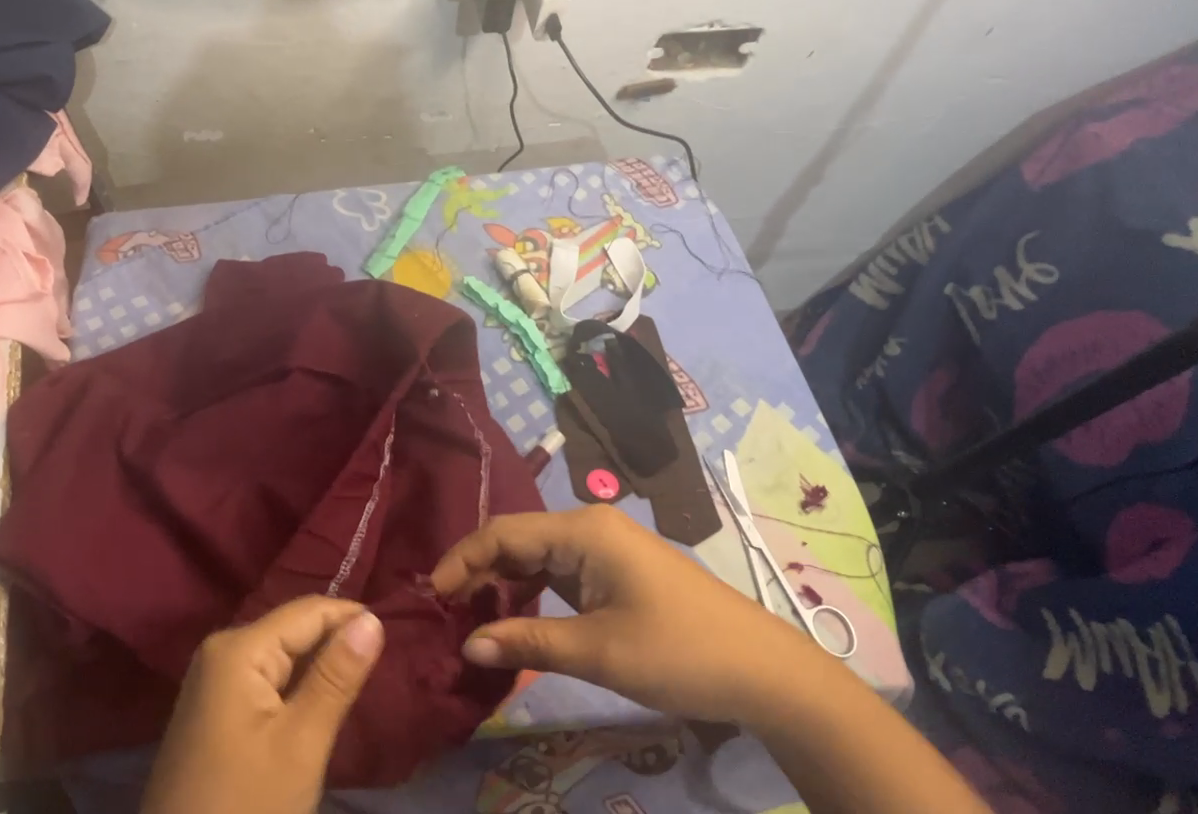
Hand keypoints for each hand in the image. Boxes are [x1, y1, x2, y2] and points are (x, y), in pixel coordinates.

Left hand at [142, 597, 385, 813]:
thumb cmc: (246, 804)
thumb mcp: (300, 744)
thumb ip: (335, 677)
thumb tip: (372, 618)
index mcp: (238, 647)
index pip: (309, 611)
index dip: (355, 618)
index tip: (401, 633)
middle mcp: (221, 649)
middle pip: (293, 629)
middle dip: (338, 640)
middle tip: (390, 660)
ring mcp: (214, 679)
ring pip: (282, 654)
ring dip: (320, 665)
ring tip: (366, 677)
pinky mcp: (215, 707)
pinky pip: (266, 678)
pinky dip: (297, 685)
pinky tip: (324, 700)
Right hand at [430, 505, 828, 724]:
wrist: (766, 671)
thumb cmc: (680, 653)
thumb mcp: (599, 652)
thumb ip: (528, 642)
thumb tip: (467, 645)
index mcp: (583, 530)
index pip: (502, 533)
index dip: (461, 561)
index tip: (431, 595)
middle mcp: (589, 526)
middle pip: (515, 539)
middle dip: (477, 572)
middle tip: (445, 612)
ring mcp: (604, 547)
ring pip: (535, 556)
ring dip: (501, 583)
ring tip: (470, 617)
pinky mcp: (614, 570)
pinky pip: (557, 571)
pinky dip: (529, 592)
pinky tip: (513, 617)